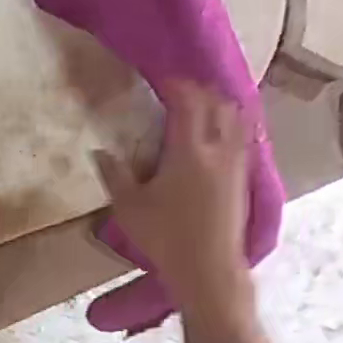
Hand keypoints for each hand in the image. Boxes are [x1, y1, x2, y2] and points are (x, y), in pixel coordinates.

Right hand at [96, 80, 254, 332]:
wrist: (208, 266)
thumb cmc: (163, 235)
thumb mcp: (128, 206)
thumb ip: (115, 174)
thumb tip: (100, 151)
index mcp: (189, 152)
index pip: (188, 104)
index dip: (175, 85)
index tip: (160, 76)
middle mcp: (219, 150)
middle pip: (217, 104)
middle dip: (198, 90)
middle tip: (177, 86)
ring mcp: (236, 162)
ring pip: (235, 117)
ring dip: (217, 103)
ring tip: (198, 102)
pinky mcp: (242, 176)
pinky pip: (241, 135)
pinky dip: (228, 122)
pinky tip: (215, 130)